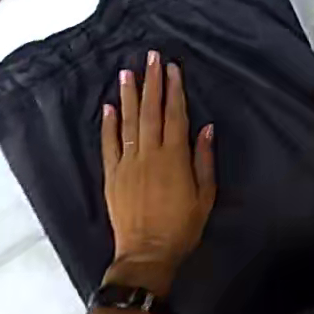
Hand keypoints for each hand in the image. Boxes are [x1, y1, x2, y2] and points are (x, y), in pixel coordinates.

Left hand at [101, 50, 215, 294]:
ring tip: (127, 72)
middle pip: (150, 111)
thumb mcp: (205, 195)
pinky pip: (109, 145)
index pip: (174, 114)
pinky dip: (108, 124)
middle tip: (151, 56)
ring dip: (129, 95)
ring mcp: (127, 163)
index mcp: (174, 157)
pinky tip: (109, 106)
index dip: (174, 89)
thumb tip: (205, 128)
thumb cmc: (182, 227)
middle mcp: (149, 154)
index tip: (172, 68)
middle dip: (152, 82)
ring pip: (128, 122)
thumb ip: (204, 159)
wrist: (146, 257)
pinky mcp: (112, 175)